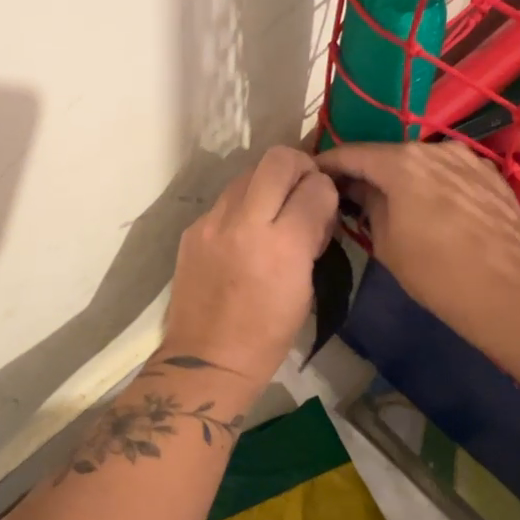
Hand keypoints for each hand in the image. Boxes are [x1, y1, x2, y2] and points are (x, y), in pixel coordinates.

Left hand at [162, 146, 339, 382]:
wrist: (206, 359)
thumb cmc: (268, 335)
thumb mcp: (306, 288)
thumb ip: (311, 237)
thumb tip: (317, 205)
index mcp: (282, 246)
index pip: (315, 187)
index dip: (326, 190)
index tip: (325, 204)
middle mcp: (244, 223)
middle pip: (277, 160)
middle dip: (298, 167)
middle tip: (302, 190)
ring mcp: (212, 223)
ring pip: (248, 173)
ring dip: (268, 184)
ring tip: (273, 212)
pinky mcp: (192, 229)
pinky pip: (225, 200)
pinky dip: (242, 206)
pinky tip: (245, 234)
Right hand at [317, 141, 519, 344]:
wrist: (513, 293)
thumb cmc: (438, 273)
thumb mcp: (386, 244)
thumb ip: (368, 205)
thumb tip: (361, 189)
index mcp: (402, 162)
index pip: (351, 153)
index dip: (327, 164)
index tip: (310, 176)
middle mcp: (435, 149)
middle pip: (388, 155)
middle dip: (366, 172)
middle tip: (347, 195)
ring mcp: (468, 160)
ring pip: (422, 163)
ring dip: (402, 178)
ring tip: (389, 203)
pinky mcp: (492, 177)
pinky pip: (449, 174)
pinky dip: (432, 185)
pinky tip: (429, 209)